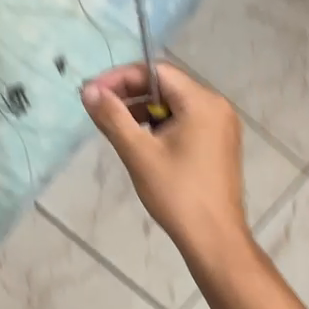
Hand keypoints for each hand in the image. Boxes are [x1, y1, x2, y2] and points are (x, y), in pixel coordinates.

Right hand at [80, 61, 250, 264]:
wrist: (213, 236)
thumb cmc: (176, 192)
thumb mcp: (138, 152)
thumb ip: (112, 116)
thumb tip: (88, 90)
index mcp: (202, 102)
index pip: (155, 71)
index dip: (120, 78)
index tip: (92, 93)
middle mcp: (215, 106)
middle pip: (164, 85)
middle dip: (128, 94)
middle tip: (98, 109)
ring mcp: (219, 125)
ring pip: (172, 103)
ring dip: (141, 110)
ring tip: (114, 126)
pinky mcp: (216, 142)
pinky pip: (183, 120)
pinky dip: (158, 124)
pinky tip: (138, 141)